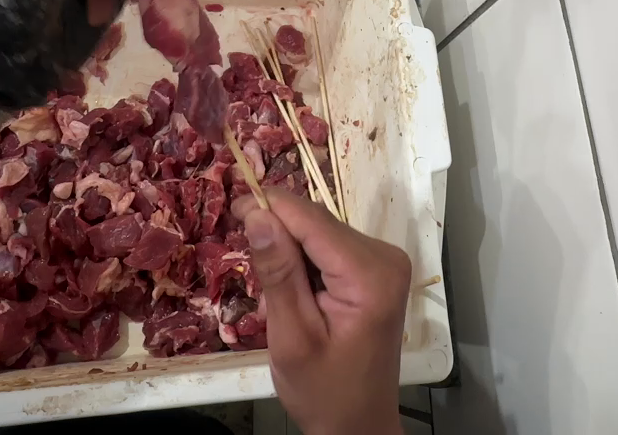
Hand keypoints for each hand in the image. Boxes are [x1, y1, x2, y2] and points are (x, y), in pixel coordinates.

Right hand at [234, 190, 410, 434]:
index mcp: (370, 274)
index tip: (233, 204)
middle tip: (255, 281)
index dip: (271, 205)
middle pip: (316, 223)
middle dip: (279, 239)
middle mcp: (384, 255)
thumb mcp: (291, 338)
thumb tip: (258, 214)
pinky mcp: (376, 266)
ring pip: (320, 231)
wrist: (359, 427)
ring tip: (275, 302)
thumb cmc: (324, 392)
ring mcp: (383, 259)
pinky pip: (329, 246)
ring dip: (289, 254)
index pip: (312, 220)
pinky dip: (305, 263)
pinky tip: (296, 297)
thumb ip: (278, 273)